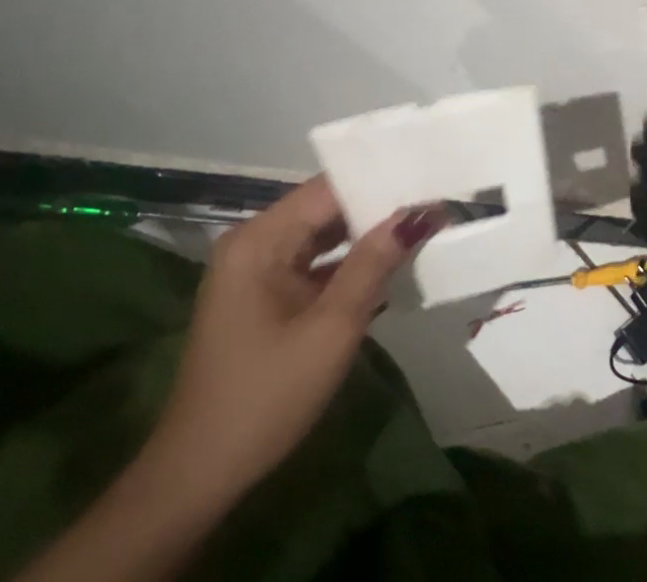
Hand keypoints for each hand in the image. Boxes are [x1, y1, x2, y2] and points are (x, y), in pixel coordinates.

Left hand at [150, 176, 442, 497]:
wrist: (205, 469)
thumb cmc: (268, 395)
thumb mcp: (332, 328)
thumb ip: (373, 265)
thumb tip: (417, 215)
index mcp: (259, 242)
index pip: (328, 189)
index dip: (380, 181)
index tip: (433, 178)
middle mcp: (254, 245)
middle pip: (326, 209)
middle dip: (380, 207)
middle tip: (441, 200)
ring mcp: (258, 273)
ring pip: (324, 237)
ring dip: (370, 236)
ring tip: (430, 224)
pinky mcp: (267, 298)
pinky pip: (317, 264)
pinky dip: (352, 264)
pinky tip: (395, 263)